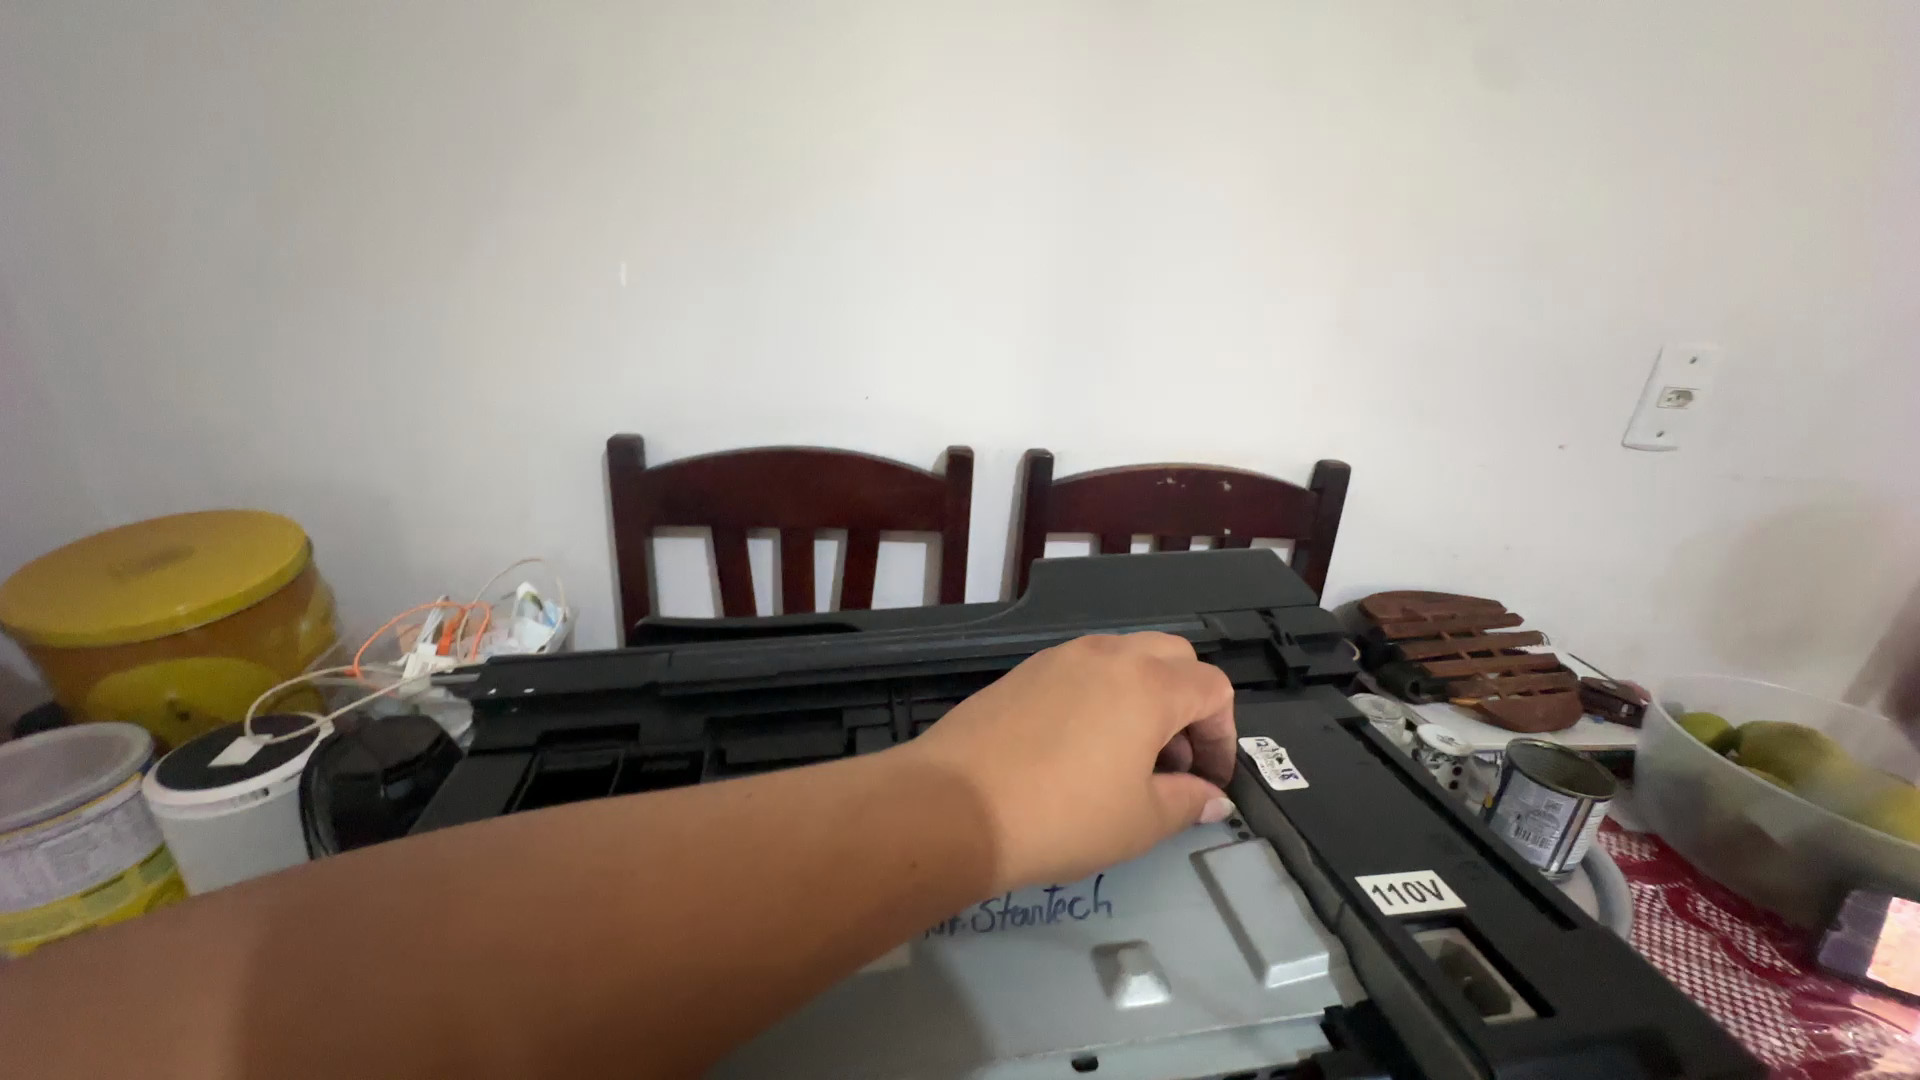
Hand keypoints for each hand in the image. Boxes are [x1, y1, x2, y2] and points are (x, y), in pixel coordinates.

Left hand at [905, 632, 1237, 890]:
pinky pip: (1080, 668)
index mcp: (1149, 684)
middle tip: (1172, 760)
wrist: (956, 804)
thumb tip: (1213, 797)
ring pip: (1123, 657)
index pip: (1212, 687)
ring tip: (1125, 755)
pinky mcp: (1023, 670)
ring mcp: (1060, 656)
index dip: (1223, 735)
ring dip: (1142, 694)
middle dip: (1187, 702)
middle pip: (1172, 656)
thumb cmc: (1063, 816)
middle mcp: (1108, 655)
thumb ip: (1188, 802)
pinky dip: (1099, 693)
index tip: (1209, 781)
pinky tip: (1077, 745)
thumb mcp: (1140, 822)